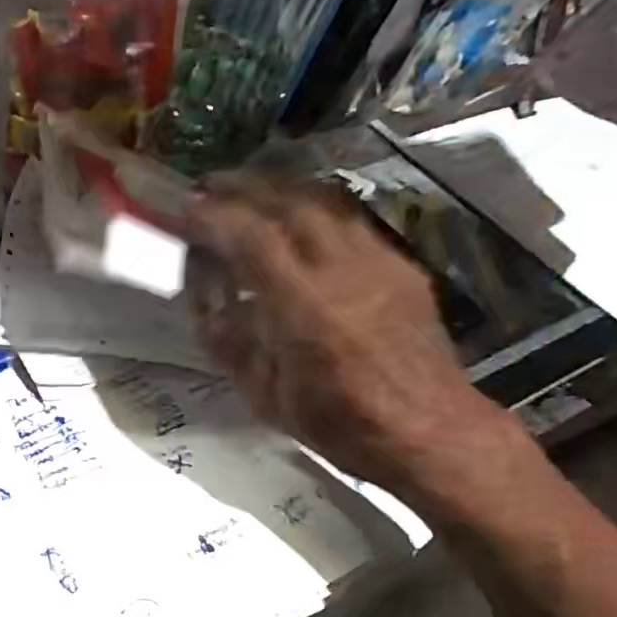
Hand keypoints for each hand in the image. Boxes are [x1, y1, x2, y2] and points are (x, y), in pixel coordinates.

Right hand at [184, 181, 516, 510]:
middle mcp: (344, 271)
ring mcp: (379, 262)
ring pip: (325, 202)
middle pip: (289, 203)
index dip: (214, 217)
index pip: (252, 238)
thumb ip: (229, 342)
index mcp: (306, 309)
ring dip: (280, 189)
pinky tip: (298, 219)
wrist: (429, 431)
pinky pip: (350, 220)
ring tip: (249, 191)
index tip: (186, 211)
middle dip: (243, 187)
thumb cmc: (338, 425)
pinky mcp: (401, 265)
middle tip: (210, 185)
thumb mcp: (264, 396)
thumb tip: (205, 300)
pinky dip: (314, 209)